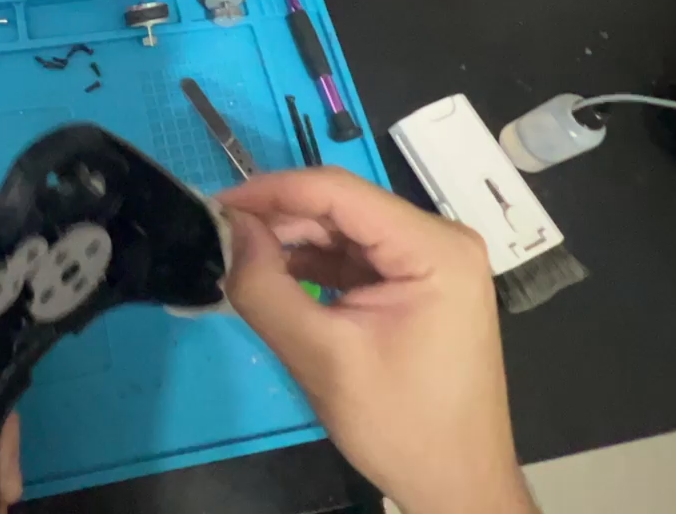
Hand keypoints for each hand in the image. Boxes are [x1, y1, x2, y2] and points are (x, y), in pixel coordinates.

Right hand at [220, 168, 533, 513]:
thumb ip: (267, 288)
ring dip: (290, 238)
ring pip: (340, 226)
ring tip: (242, 255)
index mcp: (433, 248)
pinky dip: (310, 259)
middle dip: (278, 217)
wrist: (457, 489)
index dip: (274, 190)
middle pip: (340, 206)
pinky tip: (276, 274)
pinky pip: (351, 251)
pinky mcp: (412, 277)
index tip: (219, 205)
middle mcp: (436, 238)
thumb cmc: (402, 427)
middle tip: (223, 234)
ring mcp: (426, 257)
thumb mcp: (322, 358)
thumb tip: (230, 228)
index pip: (339, 191)